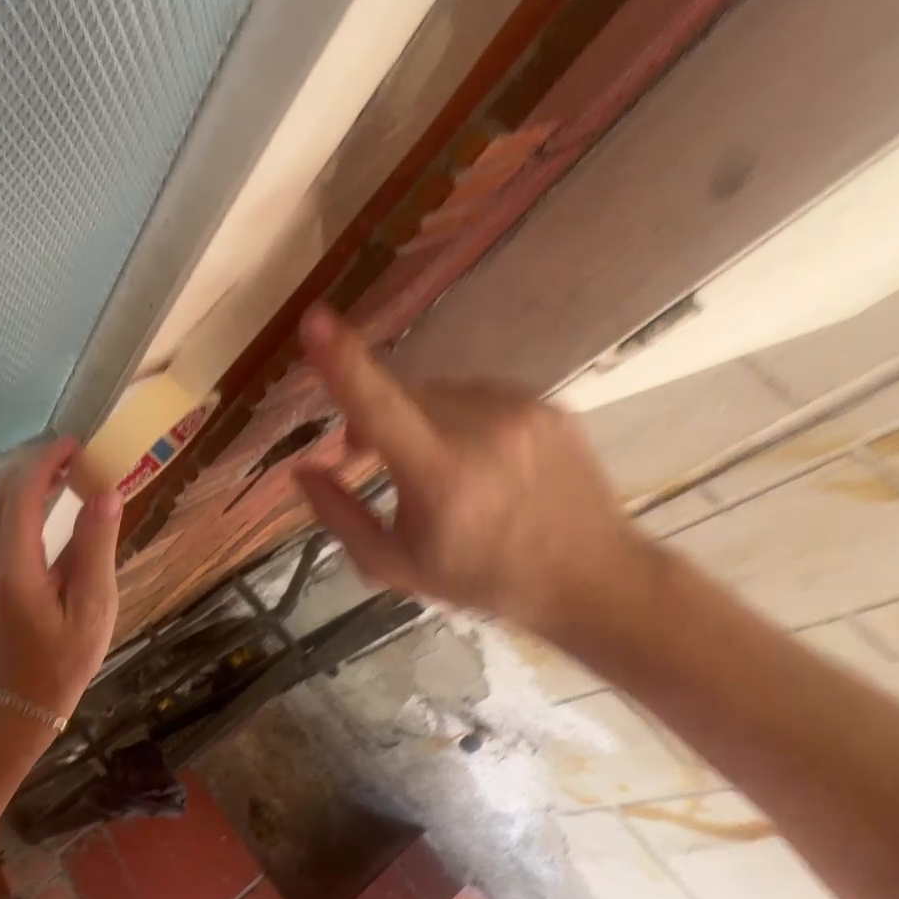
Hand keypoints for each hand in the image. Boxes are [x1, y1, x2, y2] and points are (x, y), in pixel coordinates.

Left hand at [0, 438, 123, 717]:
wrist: (23, 694)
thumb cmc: (64, 657)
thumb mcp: (93, 607)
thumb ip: (95, 547)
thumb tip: (106, 492)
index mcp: (15, 565)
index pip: (23, 495)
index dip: (46, 462)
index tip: (76, 444)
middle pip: (4, 490)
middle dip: (37, 464)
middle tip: (78, 454)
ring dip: (28, 478)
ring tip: (68, 469)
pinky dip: (22, 497)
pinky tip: (51, 497)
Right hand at [291, 305, 652, 634]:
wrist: (596, 579)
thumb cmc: (483, 578)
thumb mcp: (395, 566)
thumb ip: (338, 517)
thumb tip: (302, 470)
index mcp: (440, 476)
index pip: (380, 408)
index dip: (343, 362)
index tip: (315, 320)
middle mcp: (481, 431)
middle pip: (397, 395)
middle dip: (369, 417)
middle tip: (361, 454)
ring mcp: (520, 411)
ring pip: (432, 393)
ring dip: (413, 417)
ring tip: (429, 463)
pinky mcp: (545, 404)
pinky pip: (472, 395)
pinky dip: (455, 418)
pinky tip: (475, 459)